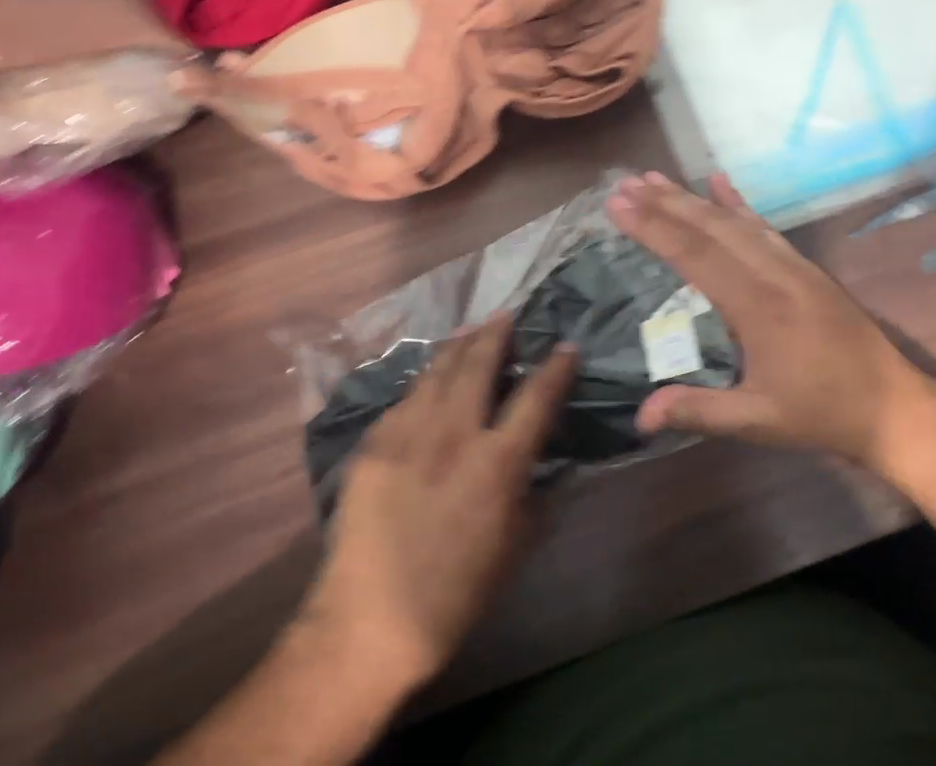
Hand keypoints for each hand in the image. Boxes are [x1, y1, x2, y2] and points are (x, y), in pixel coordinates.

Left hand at [301, 316, 573, 688]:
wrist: (370, 618)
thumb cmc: (457, 592)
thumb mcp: (515, 546)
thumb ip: (535, 494)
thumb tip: (545, 464)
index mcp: (497, 462)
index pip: (536, 397)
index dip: (555, 367)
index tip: (565, 346)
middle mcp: (453, 434)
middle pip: (477, 363)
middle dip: (496, 333)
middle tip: (507, 316)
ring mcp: (406, 434)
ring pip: (435, 372)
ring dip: (458, 347)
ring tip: (471, 332)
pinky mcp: (371, 445)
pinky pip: (404, 400)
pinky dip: (424, 383)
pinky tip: (429, 381)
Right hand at [608, 172, 935, 470]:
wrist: (892, 406)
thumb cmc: (822, 413)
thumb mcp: (758, 421)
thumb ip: (698, 412)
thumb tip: (639, 416)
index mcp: (758, 307)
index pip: (695, 255)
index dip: (654, 228)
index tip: (619, 204)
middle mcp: (775, 275)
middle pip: (713, 228)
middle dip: (667, 204)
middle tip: (625, 183)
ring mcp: (794, 267)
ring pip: (738, 222)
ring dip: (695, 199)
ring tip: (657, 179)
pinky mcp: (808, 270)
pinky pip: (766, 229)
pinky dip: (740, 205)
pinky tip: (722, 184)